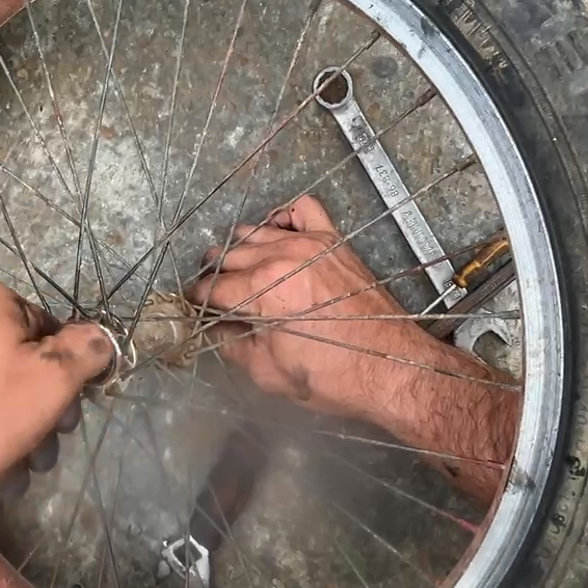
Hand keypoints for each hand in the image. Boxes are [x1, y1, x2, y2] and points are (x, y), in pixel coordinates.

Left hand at [0, 277, 112, 504]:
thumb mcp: (48, 382)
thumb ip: (85, 353)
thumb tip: (103, 336)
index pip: (52, 333)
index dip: (67, 382)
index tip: (65, 423)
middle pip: (14, 364)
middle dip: (34, 416)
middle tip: (37, 458)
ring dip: (2, 434)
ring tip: (3, 478)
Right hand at [184, 195, 470, 426]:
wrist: (392, 368)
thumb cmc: (330, 378)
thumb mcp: (268, 373)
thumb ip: (233, 344)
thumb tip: (216, 325)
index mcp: (261, 291)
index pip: (212, 287)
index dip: (197, 301)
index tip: (195, 309)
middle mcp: (281, 257)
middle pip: (229, 257)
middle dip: (215, 276)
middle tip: (216, 297)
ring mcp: (309, 243)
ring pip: (256, 231)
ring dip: (241, 250)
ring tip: (241, 271)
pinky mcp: (333, 241)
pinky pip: (301, 209)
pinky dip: (283, 218)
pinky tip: (278, 237)